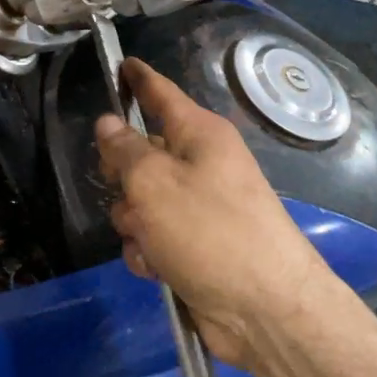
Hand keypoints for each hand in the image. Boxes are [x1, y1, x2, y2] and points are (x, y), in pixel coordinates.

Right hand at [95, 60, 341, 368]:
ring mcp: (202, 208)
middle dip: (121, 172)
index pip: (161, 94)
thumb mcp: (153, 180)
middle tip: (114, 183)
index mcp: (200, 135)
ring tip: (145, 238)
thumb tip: (108, 123)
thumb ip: (123, 149)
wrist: (267, 313)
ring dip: (133, 219)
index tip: (120, 63)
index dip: (138, 78)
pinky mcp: (198, 248)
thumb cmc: (210, 230)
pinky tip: (154, 266)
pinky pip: (155, 235)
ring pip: (142, 199)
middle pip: (144, 151)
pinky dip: (148, 249)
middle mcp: (203, 165)